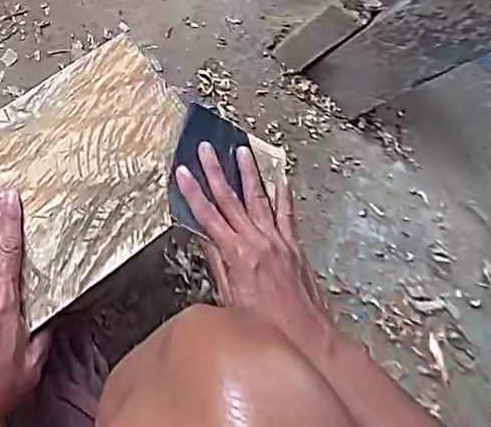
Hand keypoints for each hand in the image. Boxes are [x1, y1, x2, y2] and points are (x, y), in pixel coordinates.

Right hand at [174, 142, 335, 361]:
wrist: (307, 340)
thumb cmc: (268, 328)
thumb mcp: (231, 299)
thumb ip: (219, 264)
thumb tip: (207, 239)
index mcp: (237, 255)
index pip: (208, 215)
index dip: (193, 192)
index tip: (183, 173)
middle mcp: (257, 242)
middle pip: (230, 199)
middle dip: (216, 171)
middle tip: (206, 150)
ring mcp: (277, 240)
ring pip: (259, 198)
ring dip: (249, 173)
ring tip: (242, 151)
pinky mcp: (293, 245)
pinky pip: (286, 214)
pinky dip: (282, 195)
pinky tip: (278, 179)